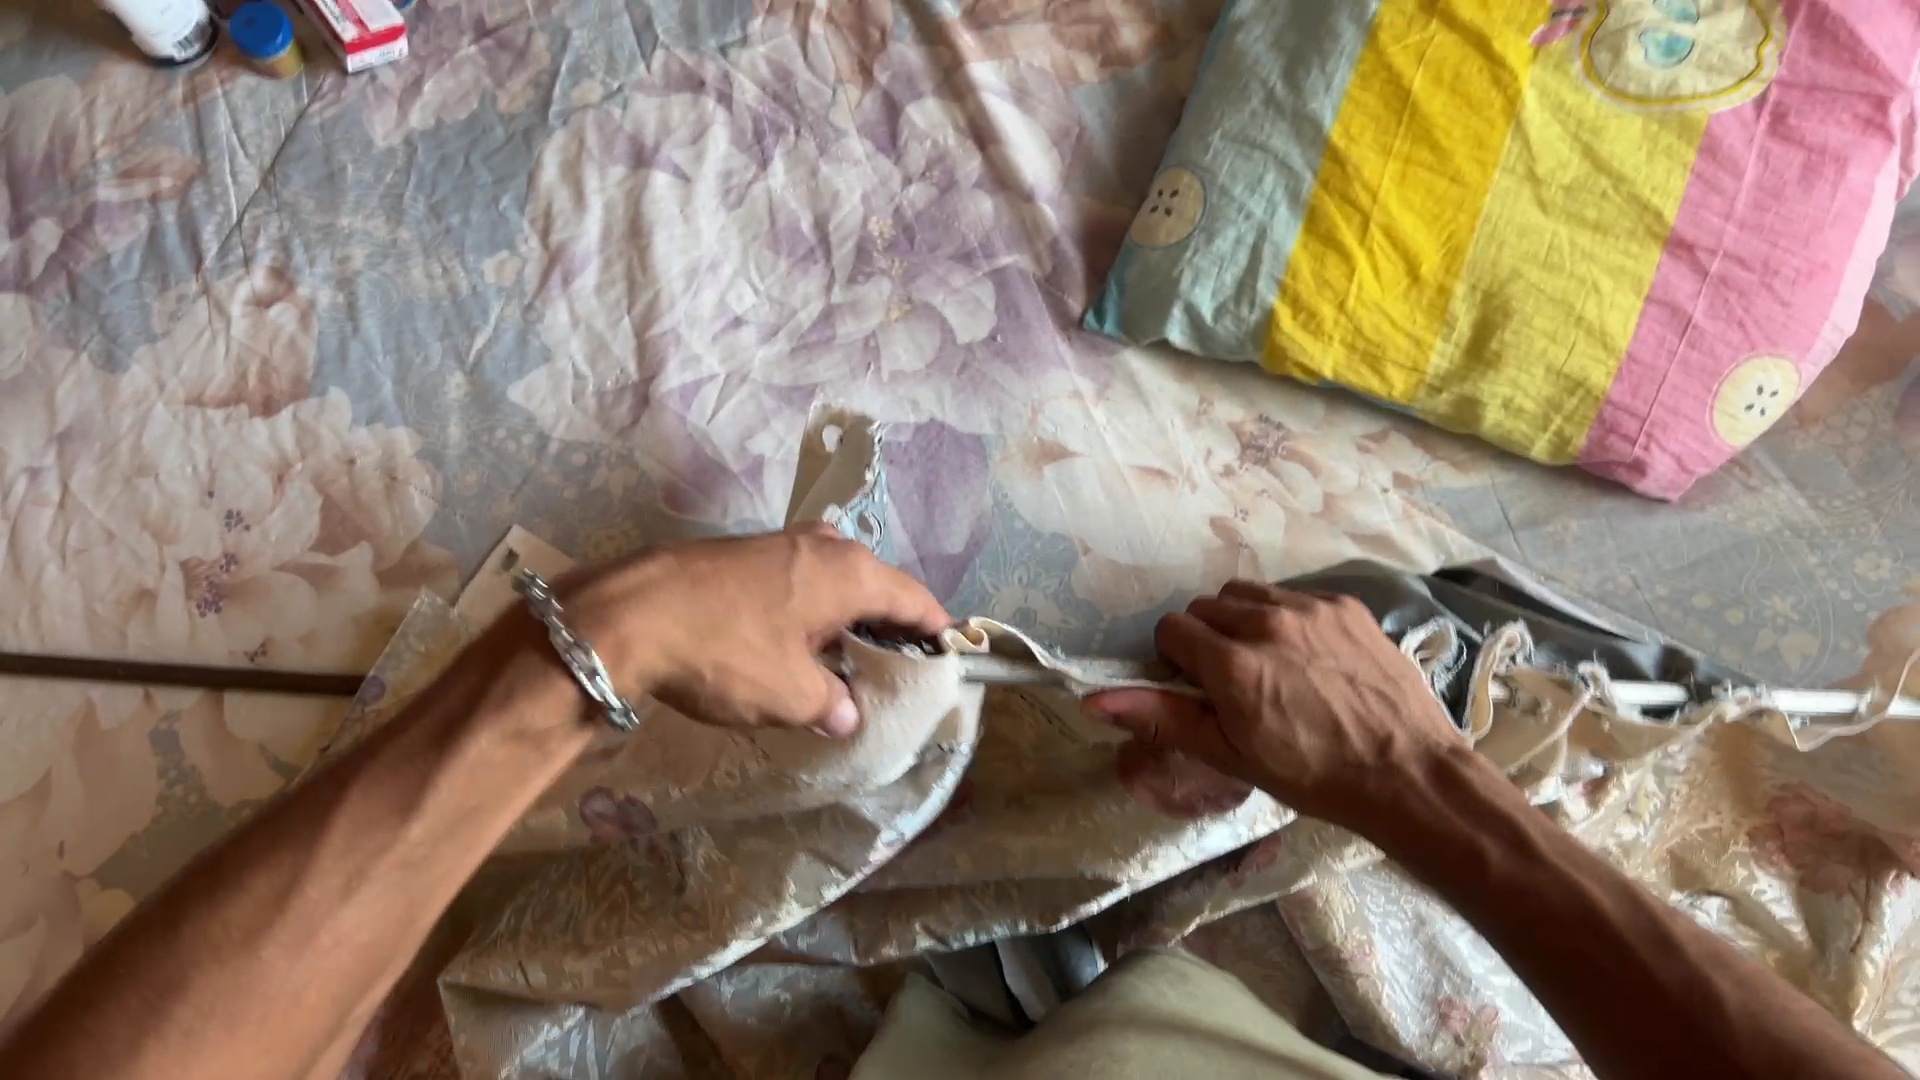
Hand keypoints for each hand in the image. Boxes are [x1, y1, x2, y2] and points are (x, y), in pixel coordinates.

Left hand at [548, 526, 949, 735]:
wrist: (626, 615)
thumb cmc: (727, 651)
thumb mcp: (789, 694)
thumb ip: (830, 704)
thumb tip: (844, 713)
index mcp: (851, 572)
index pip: (914, 599)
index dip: (936, 628)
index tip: (949, 653)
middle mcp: (825, 545)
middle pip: (877, 586)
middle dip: (889, 623)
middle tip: (896, 665)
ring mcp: (781, 543)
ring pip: (835, 580)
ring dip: (846, 615)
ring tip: (847, 657)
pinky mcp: (744, 552)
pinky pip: (799, 580)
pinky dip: (811, 608)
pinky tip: (795, 639)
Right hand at [1083, 581, 1464, 830]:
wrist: (1409, 774)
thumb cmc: (1311, 775)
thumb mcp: (1229, 755)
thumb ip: (1160, 716)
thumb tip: (1091, 700)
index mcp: (1233, 665)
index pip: (1171, 628)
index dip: (1175, 658)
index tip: (1198, 686)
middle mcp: (1266, 623)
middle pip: (1204, 607)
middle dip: (1206, 638)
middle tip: (1232, 679)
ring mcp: (1310, 609)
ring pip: (1245, 594)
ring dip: (1241, 620)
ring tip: (1267, 660)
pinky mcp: (1344, 605)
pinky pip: (1290, 595)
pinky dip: (1283, 617)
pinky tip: (1307, 654)